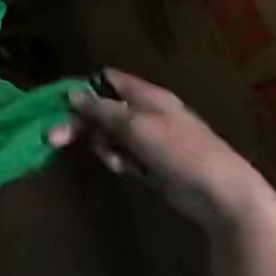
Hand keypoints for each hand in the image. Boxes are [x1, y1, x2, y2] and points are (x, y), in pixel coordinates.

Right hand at [48, 69, 270, 231]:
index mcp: (147, 95)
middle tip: (53, 139)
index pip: (108, 80)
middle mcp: (145, 112)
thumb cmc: (180, 151)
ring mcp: (148, 138)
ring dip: (104, 147)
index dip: (84, 89)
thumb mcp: (135, 126)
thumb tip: (72, 94)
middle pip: (102, 110)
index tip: (61, 104)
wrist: (222, 195)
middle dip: (82, 124)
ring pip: (108, 135)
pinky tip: (130, 172)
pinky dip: (120, 162)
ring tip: (118, 162)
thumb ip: (101, 110)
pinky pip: (121, 156)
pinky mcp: (150, 162)